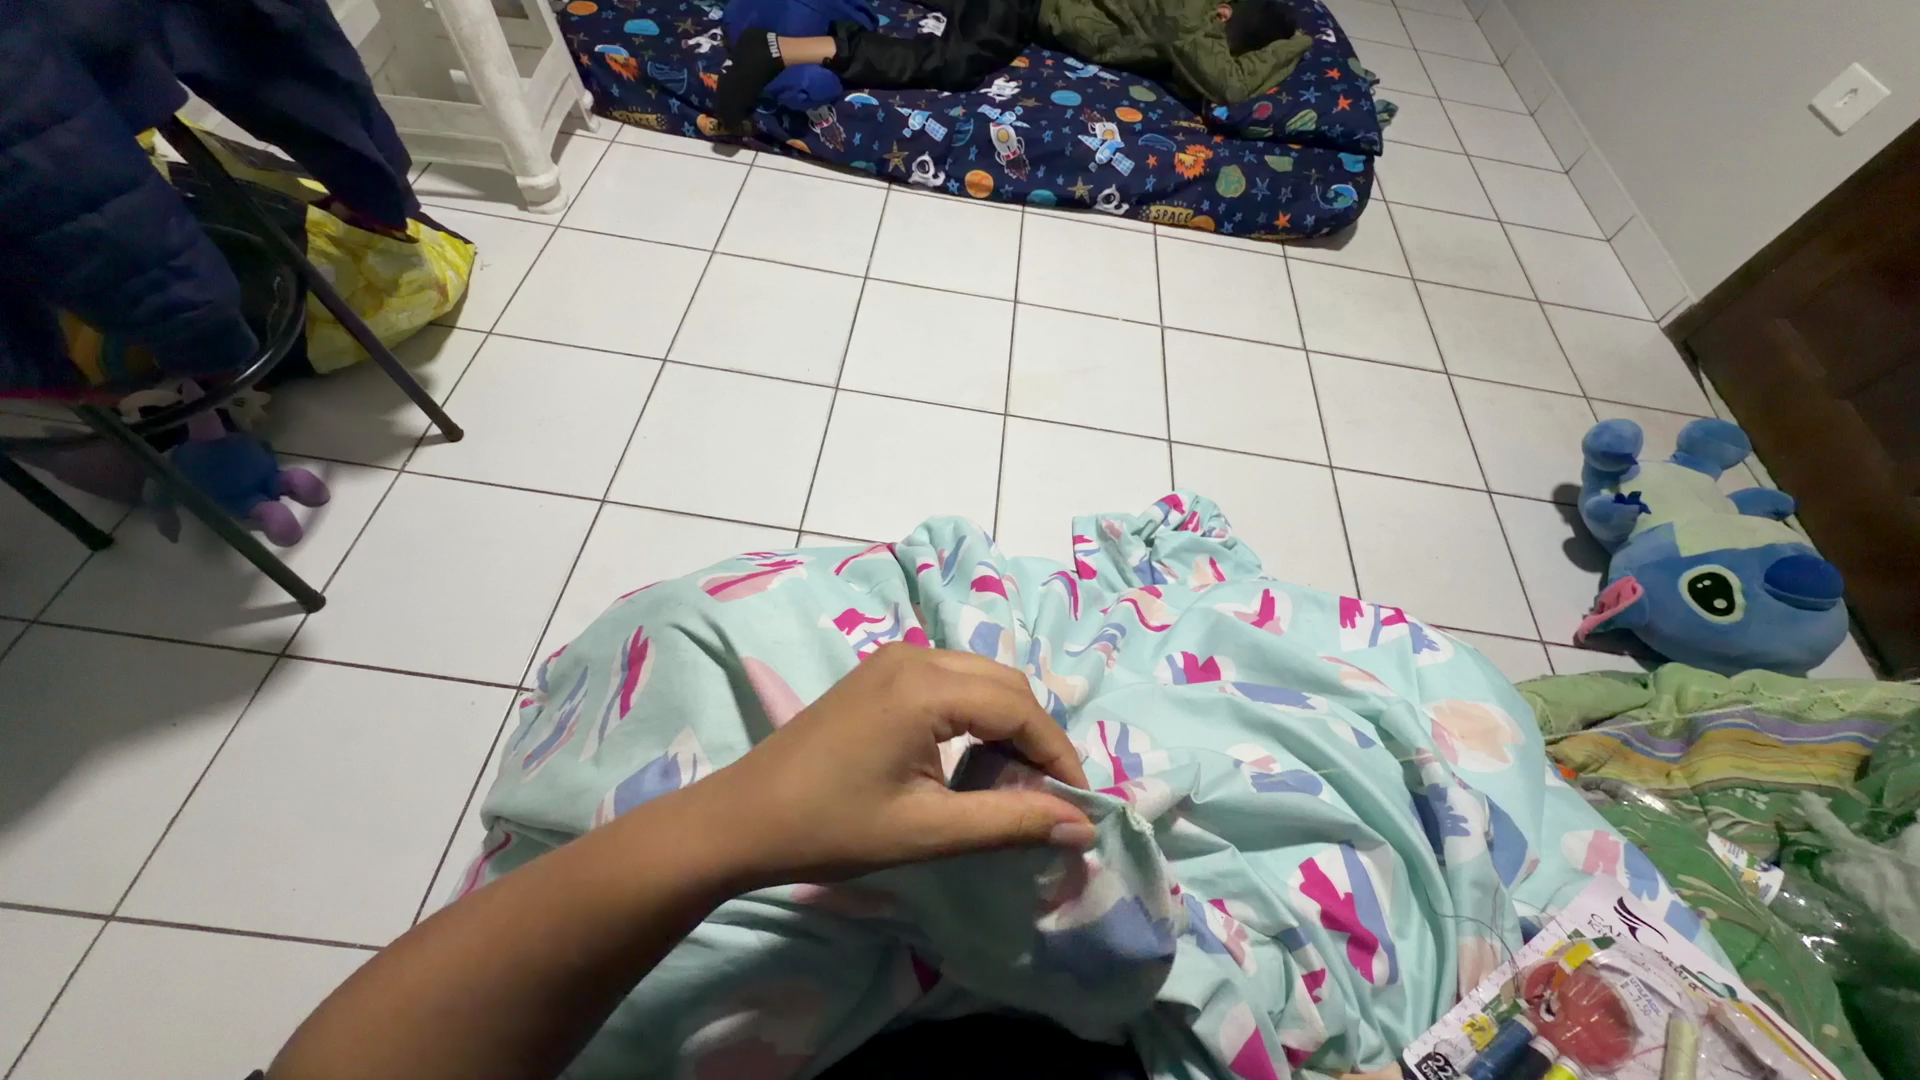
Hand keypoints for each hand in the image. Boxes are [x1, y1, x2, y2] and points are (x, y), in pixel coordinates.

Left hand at [695, 646, 1095, 887]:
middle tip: (1047, 795)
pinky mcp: (881, 671)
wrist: (743, 818)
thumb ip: (1010, 821)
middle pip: (1005, 683)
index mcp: (927, 687)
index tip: (1078, 803)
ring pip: (980, 678)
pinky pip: (951, 680)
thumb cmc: (831, 828)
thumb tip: (1082, 824)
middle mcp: (916, 655)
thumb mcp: (928, 831)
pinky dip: (976, 714)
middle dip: (1036, 736)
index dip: (1057, 755)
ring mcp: (894, 659)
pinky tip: (971, 757)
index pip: (1020, 708)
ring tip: (1014, 781)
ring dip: (1007, 723)